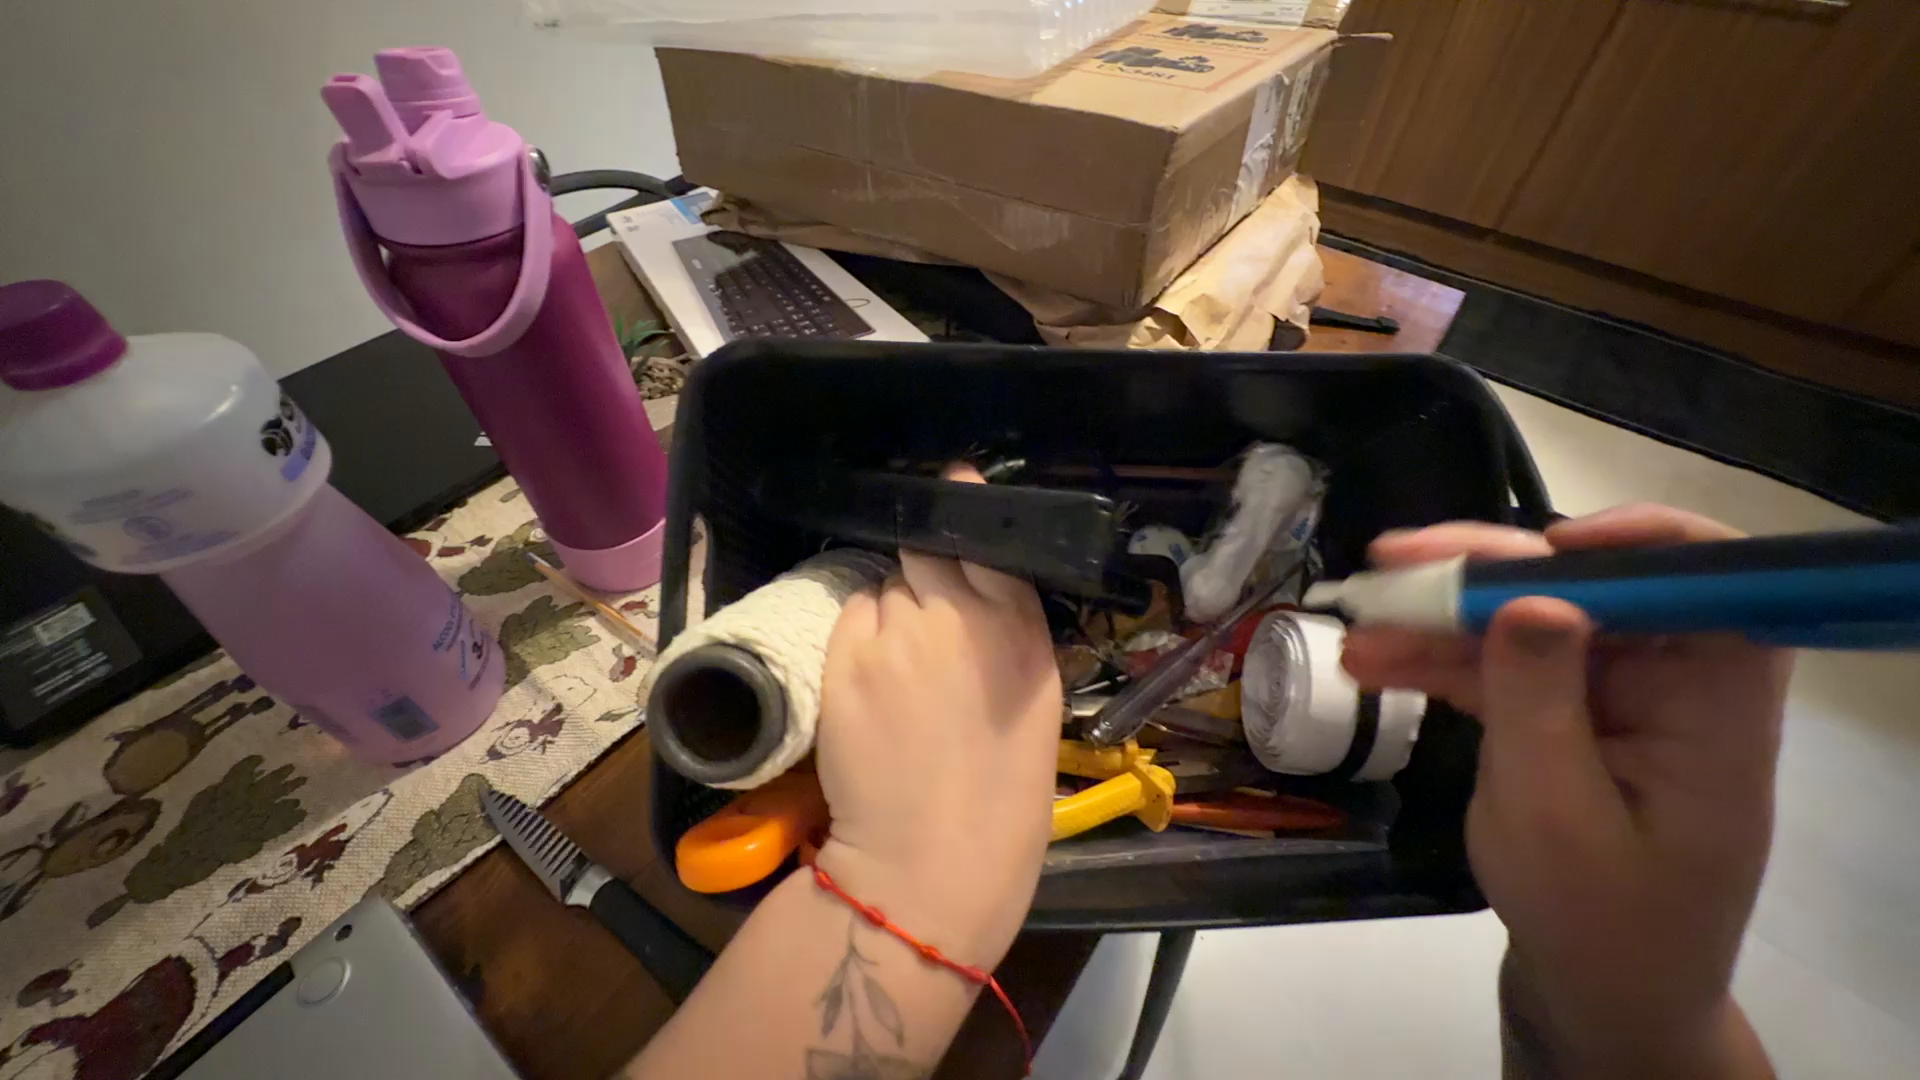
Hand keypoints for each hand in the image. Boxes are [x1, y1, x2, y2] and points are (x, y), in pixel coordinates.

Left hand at [812, 464, 1062, 968]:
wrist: (934, 859)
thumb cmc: (1000, 788)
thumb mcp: (1032, 694)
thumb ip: (1005, 622)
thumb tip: (973, 575)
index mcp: (1017, 628)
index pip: (982, 537)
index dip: (960, 512)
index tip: (952, 491)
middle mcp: (957, 615)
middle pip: (924, 551)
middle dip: (924, 571)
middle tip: (927, 615)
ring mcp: (895, 633)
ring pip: (883, 585)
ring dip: (890, 606)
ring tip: (899, 659)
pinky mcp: (845, 658)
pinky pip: (851, 618)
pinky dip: (859, 635)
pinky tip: (871, 678)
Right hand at [1342, 505, 1789, 1075]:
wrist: (1593, 980)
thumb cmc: (1594, 913)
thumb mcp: (1555, 811)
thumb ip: (1540, 701)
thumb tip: (1530, 597)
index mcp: (1709, 708)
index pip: (1714, 592)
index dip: (1646, 544)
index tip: (1550, 541)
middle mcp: (1664, 683)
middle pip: (1582, 591)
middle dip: (1482, 572)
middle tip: (1390, 560)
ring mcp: (1603, 695)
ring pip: (1516, 623)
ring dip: (1432, 621)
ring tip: (1353, 623)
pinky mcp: (1552, 709)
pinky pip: (1487, 665)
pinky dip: (1428, 661)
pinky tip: (1367, 662)